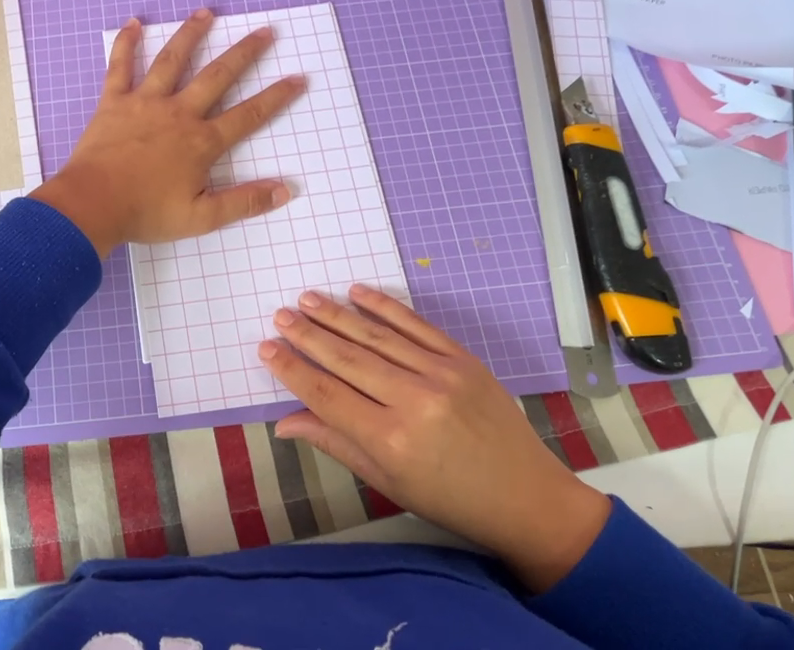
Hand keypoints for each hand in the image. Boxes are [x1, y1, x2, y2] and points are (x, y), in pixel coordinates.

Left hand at [31, 8, 304, 256]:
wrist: (93, 204)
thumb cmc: (146, 213)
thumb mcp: (201, 218)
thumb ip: (244, 202)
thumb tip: (285, 190)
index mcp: (201, 142)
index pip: (248, 115)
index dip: (275, 97)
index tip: (297, 78)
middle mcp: (179, 113)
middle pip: (217, 76)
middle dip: (244, 53)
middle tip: (265, 31)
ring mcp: (145, 102)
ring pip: (172, 60)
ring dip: (191, 34)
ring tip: (206, 13)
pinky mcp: (114, 101)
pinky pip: (120, 66)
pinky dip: (127, 43)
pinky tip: (133, 23)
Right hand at [260, 285, 611, 592]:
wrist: (527, 496)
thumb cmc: (449, 500)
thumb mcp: (386, 482)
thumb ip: (335, 443)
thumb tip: (283, 423)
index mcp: (390, 441)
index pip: (326, 395)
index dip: (293, 370)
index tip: (266, 349)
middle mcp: (413, 402)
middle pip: (346, 358)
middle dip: (307, 334)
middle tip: (280, 315)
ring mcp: (441, 375)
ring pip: (375, 336)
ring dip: (336, 314)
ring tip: (306, 299)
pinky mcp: (463, 359)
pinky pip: (415, 325)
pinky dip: (384, 306)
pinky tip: (356, 292)